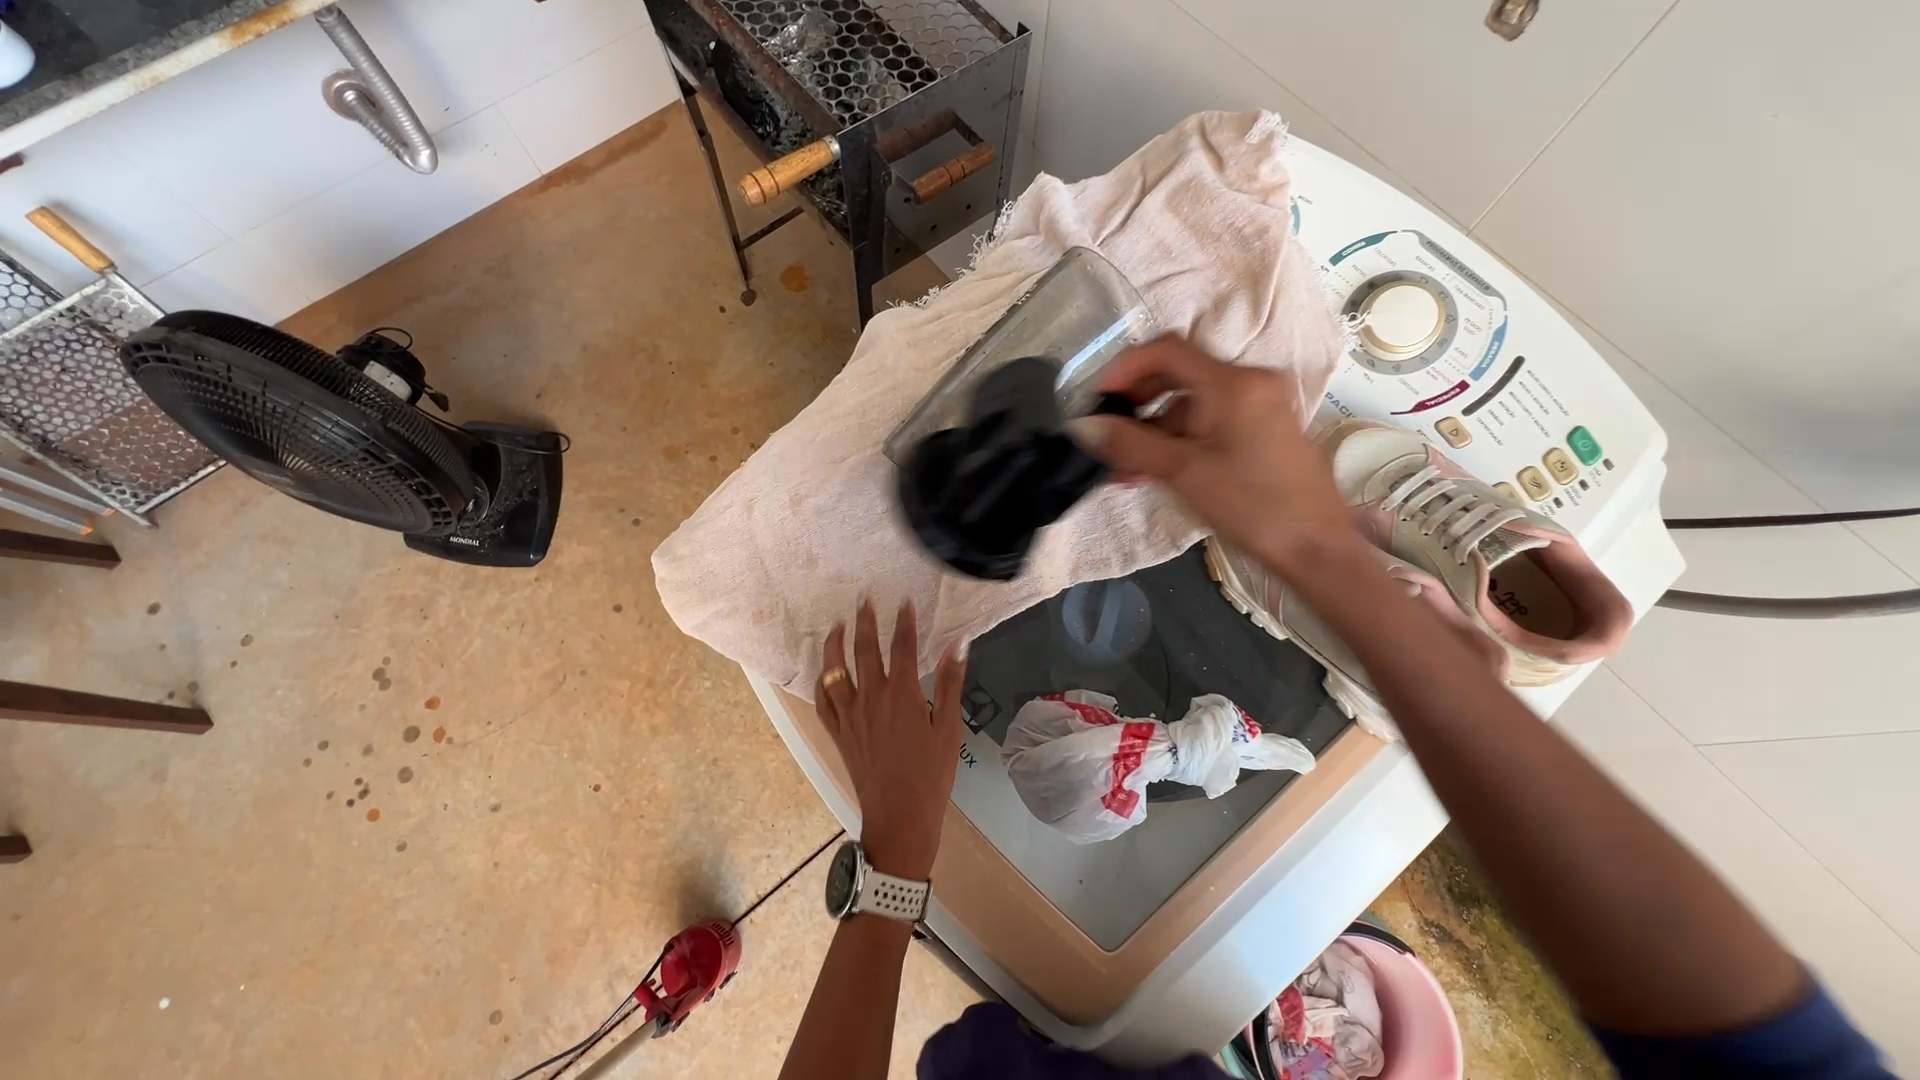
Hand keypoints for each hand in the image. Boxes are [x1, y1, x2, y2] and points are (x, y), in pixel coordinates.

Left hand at [815, 600, 966, 881]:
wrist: (899, 817)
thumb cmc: (931, 774)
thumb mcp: (949, 728)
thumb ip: (949, 683)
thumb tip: (958, 645)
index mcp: (901, 694)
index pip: (901, 646)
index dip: (903, 621)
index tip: (904, 601)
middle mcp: (870, 698)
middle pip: (863, 650)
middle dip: (865, 622)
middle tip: (864, 600)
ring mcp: (849, 716)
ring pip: (834, 671)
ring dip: (835, 644)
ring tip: (837, 625)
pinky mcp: (838, 734)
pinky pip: (822, 702)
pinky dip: (821, 683)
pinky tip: (824, 673)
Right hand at [1068, 334, 1360, 573]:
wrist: (1316, 549)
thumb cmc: (1252, 506)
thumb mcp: (1183, 473)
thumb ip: (1130, 444)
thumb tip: (1083, 427)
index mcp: (1234, 382)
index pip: (1167, 350)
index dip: (1124, 368)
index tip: (1098, 399)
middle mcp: (1251, 383)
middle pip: (1179, 374)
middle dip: (1137, 402)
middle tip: (1108, 431)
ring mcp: (1260, 406)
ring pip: (1192, 404)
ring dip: (1154, 430)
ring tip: (1124, 468)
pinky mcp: (1263, 431)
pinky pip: (1210, 422)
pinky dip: (1179, 441)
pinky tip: (1153, 471)